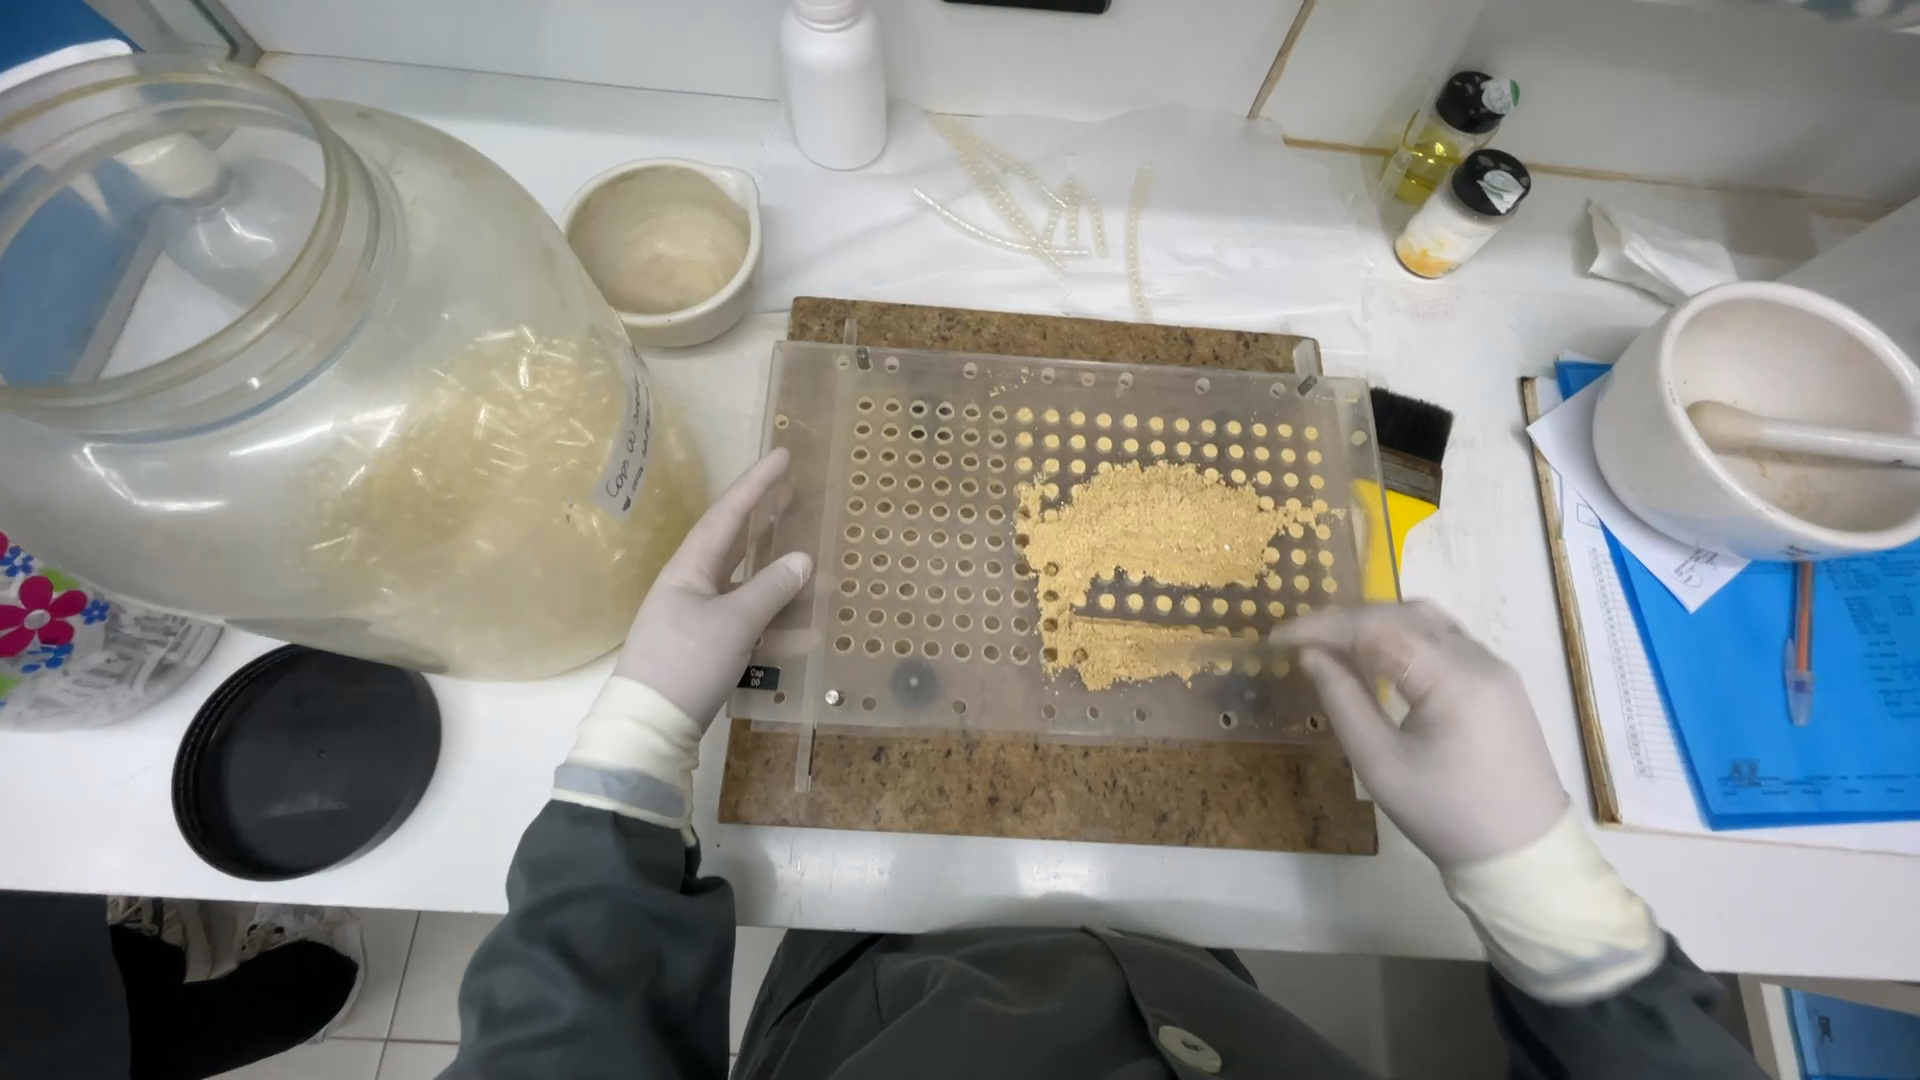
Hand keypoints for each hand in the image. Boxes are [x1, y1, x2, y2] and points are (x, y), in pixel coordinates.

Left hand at [614, 449, 812, 727]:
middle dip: (766, 518)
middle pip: (736, 543)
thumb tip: (804, 560)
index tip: (783, 456)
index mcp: (690, 568)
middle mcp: (694, 585)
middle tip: (795, 491)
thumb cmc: (687, 663)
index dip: (757, 484)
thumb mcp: (734, 624)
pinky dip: (779, 627)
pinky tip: (811, 633)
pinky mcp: (710, 648)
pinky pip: (751, 626)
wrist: (650, 728)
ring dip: (781, 577)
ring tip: (814, 560)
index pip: (728, 515)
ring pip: (749, 586)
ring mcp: (701, 617)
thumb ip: (771, 589)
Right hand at [1273, 600, 1567, 868]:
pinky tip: (1373, 652)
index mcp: (1453, 681)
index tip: (1277, 637)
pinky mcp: (1496, 680)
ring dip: (1371, 621)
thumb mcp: (1379, 762)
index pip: (1376, 630)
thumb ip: (1342, 699)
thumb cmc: (1444, 814)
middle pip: (1400, 615)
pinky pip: (1441, 637)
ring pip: (1423, 619)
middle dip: (1342, 620)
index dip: (1321, 627)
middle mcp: (1479, 660)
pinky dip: (1399, 633)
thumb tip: (1310, 655)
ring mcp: (1493, 667)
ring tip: (1330, 641)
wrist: (1524, 854)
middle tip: (1297, 638)